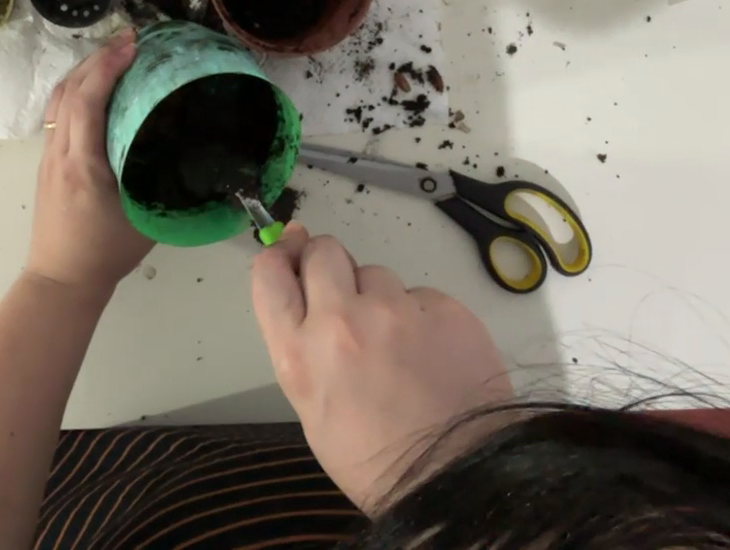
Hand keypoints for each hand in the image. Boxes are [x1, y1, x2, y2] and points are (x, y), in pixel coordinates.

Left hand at [27, 30, 151, 292]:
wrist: (60, 279)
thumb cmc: (105, 252)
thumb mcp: (145, 218)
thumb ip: (165, 184)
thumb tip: (197, 156)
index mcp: (82, 163)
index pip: (87, 100)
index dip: (108, 67)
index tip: (133, 45)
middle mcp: (60, 152)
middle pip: (70, 90)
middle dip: (98, 58)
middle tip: (130, 39)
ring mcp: (49, 155)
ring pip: (59, 98)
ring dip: (85, 70)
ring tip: (115, 54)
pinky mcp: (47, 161)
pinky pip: (59, 112)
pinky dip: (78, 89)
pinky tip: (98, 86)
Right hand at [251, 225, 510, 511]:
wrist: (460, 482)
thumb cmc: (372, 457)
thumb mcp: (311, 406)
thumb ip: (302, 344)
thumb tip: (305, 293)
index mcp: (299, 353)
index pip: (269, 274)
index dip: (279, 255)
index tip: (289, 249)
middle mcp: (341, 320)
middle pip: (322, 251)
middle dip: (328, 262)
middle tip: (343, 290)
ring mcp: (396, 310)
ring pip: (376, 273)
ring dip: (379, 296)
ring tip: (398, 341)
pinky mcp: (444, 308)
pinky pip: (421, 295)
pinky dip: (421, 315)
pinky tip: (432, 351)